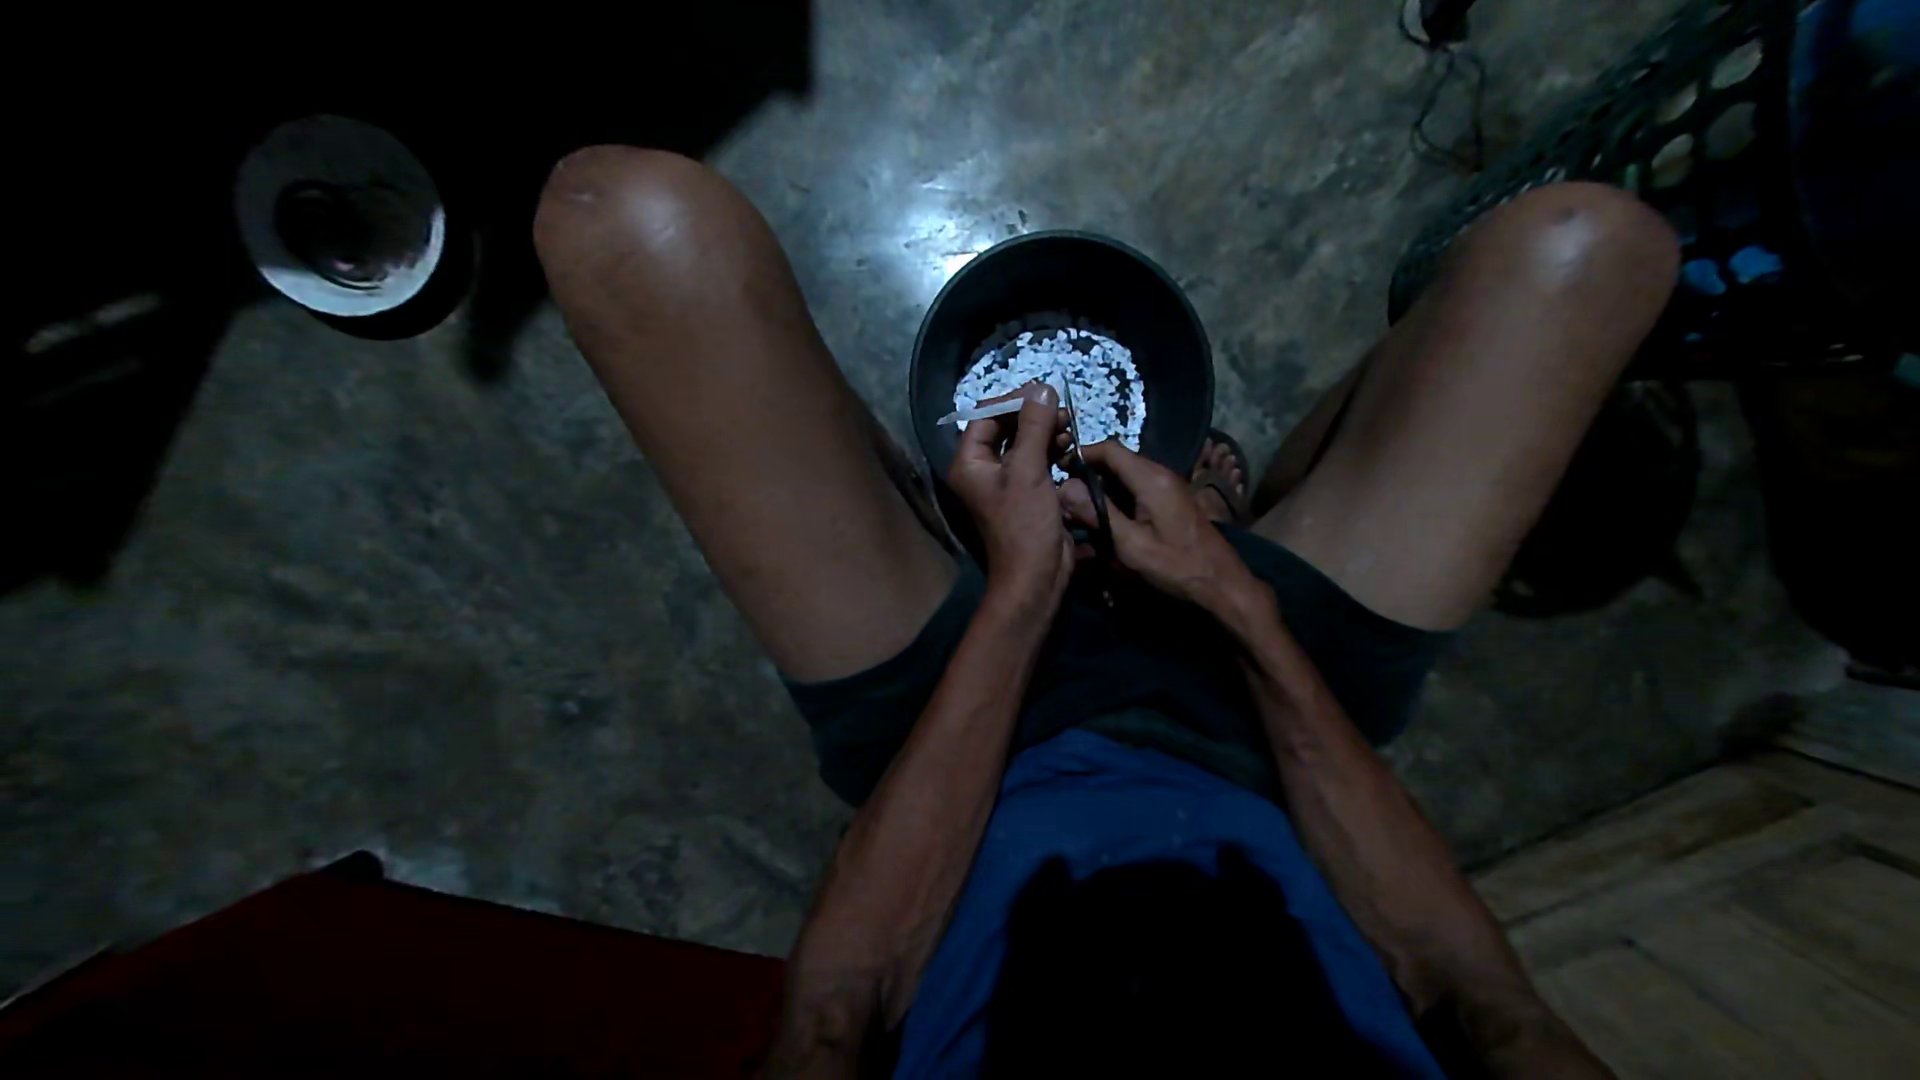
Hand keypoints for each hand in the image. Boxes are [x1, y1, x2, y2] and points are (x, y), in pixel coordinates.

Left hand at [947, 384, 1073, 608]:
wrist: (1036, 576)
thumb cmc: (1024, 525)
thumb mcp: (1027, 471)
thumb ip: (1033, 427)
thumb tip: (1043, 388)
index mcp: (970, 463)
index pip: (985, 416)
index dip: (1013, 400)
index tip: (1043, 390)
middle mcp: (982, 470)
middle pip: (1004, 427)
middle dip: (1032, 414)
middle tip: (1061, 408)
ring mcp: (1005, 482)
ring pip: (1022, 442)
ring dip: (1044, 429)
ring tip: (1068, 424)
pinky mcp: (1026, 492)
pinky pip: (1035, 460)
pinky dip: (1050, 448)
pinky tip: (1069, 442)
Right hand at [1059, 439, 1265, 614]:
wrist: (1221, 584)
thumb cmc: (1176, 565)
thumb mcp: (1130, 544)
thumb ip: (1097, 513)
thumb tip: (1065, 487)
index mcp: (1151, 478)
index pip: (1109, 449)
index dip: (1081, 454)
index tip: (1057, 470)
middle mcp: (1160, 474)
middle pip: (1116, 462)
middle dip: (1088, 476)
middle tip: (1064, 498)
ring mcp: (1167, 487)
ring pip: (1124, 477)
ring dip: (1101, 491)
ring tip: (1078, 512)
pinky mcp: (1169, 501)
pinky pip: (1136, 490)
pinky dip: (1117, 500)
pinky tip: (1103, 521)